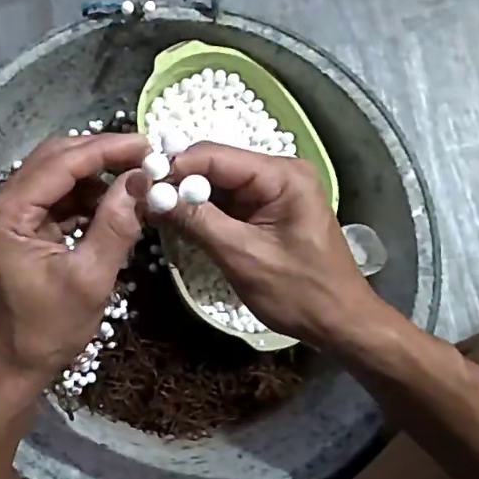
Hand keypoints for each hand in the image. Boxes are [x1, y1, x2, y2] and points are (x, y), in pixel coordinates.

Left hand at [0, 133, 148, 381]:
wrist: (17, 365)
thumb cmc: (49, 329)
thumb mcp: (90, 278)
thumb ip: (116, 224)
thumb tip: (145, 180)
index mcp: (7, 214)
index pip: (61, 163)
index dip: (107, 149)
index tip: (148, 146)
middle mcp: (1, 206)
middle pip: (55, 160)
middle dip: (102, 157)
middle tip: (147, 159)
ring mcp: (9, 217)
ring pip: (58, 178)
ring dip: (97, 178)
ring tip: (137, 184)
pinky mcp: (21, 230)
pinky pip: (57, 201)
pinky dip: (87, 200)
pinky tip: (116, 205)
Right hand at [159, 143, 382, 345]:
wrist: (339, 322)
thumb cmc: (299, 292)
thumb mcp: (243, 256)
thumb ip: (197, 221)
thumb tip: (151, 195)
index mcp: (282, 175)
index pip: (215, 156)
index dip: (175, 167)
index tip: (139, 185)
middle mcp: (278, 174)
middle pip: (214, 166)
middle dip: (177, 183)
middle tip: (141, 201)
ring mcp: (272, 192)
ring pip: (216, 185)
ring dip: (186, 199)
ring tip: (152, 212)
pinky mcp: (265, 211)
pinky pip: (225, 203)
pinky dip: (201, 213)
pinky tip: (176, 223)